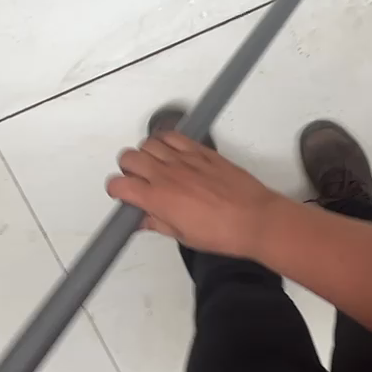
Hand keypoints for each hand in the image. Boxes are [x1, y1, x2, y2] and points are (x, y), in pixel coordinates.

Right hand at [106, 132, 293, 257]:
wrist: (255, 219)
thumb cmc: (224, 232)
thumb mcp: (183, 236)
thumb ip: (157, 223)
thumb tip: (143, 220)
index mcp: (158, 199)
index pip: (118, 185)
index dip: (116, 190)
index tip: (123, 195)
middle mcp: (167, 175)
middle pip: (129, 157)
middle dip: (127, 168)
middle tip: (137, 180)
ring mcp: (185, 160)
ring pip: (149, 143)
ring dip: (146, 153)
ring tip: (155, 166)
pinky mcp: (202, 151)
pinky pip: (174, 136)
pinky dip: (167, 140)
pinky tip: (172, 152)